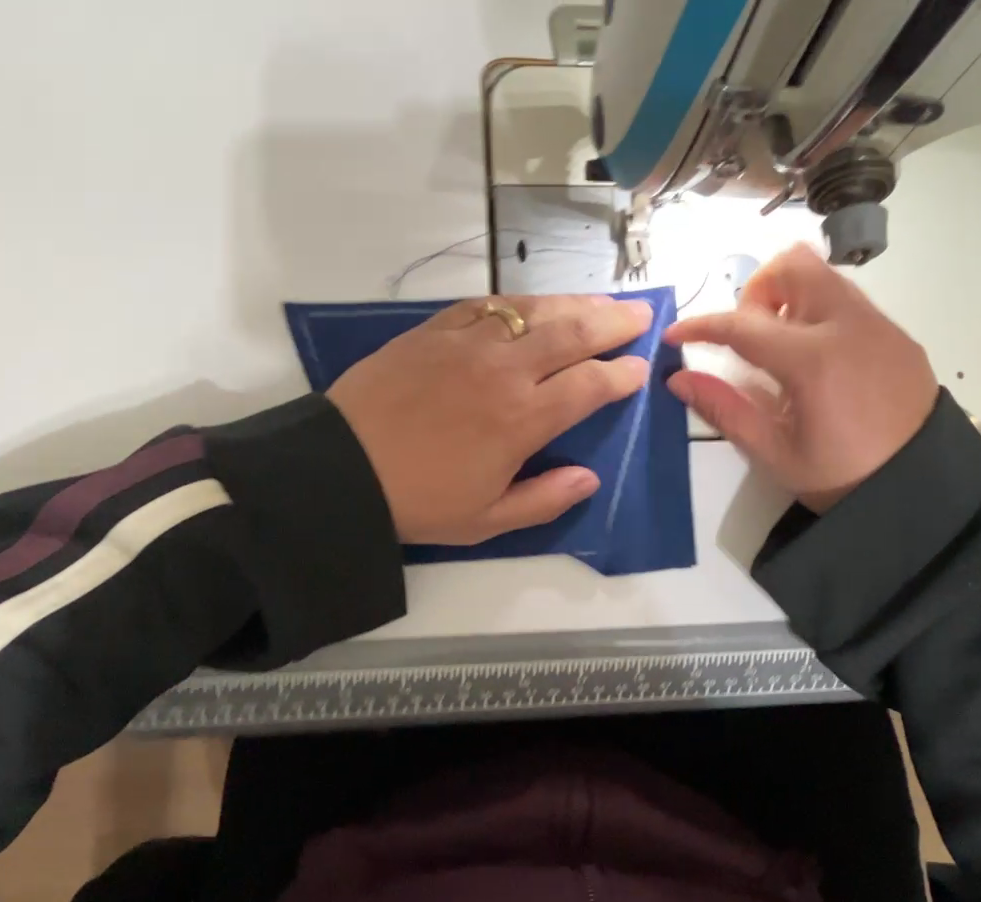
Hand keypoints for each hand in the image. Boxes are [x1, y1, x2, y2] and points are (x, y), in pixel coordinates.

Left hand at [327, 295, 654, 544]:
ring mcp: (467, 343)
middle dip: (614, 323)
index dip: (621, 376)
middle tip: (639, 315)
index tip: (638, 371)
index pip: (590, 385)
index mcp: (523, 418)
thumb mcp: (485, 520)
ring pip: (533, 310)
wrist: (341, 468)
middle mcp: (504, 370)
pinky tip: (529, 305)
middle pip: (573, 333)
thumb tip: (589, 478)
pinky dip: (517, 303)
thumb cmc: (418, 501)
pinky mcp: (433, 330)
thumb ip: (544, 499)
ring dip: (574, 303)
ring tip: (599, 302)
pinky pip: (486, 305)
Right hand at [664, 246, 937, 513]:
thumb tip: (679, 379)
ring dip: (788, 296)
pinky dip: (817, 310)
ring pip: (823, 274)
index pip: (743, 325)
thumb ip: (725, 410)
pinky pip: (847, 298)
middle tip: (747, 338)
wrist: (921, 486)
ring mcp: (877, 324)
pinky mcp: (895, 333)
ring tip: (779, 349)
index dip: (701, 327)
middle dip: (756, 292)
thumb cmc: (843, 477)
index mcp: (813, 360)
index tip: (675, 336)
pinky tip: (814, 358)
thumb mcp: (775, 454)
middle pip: (792, 266)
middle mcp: (847, 325)